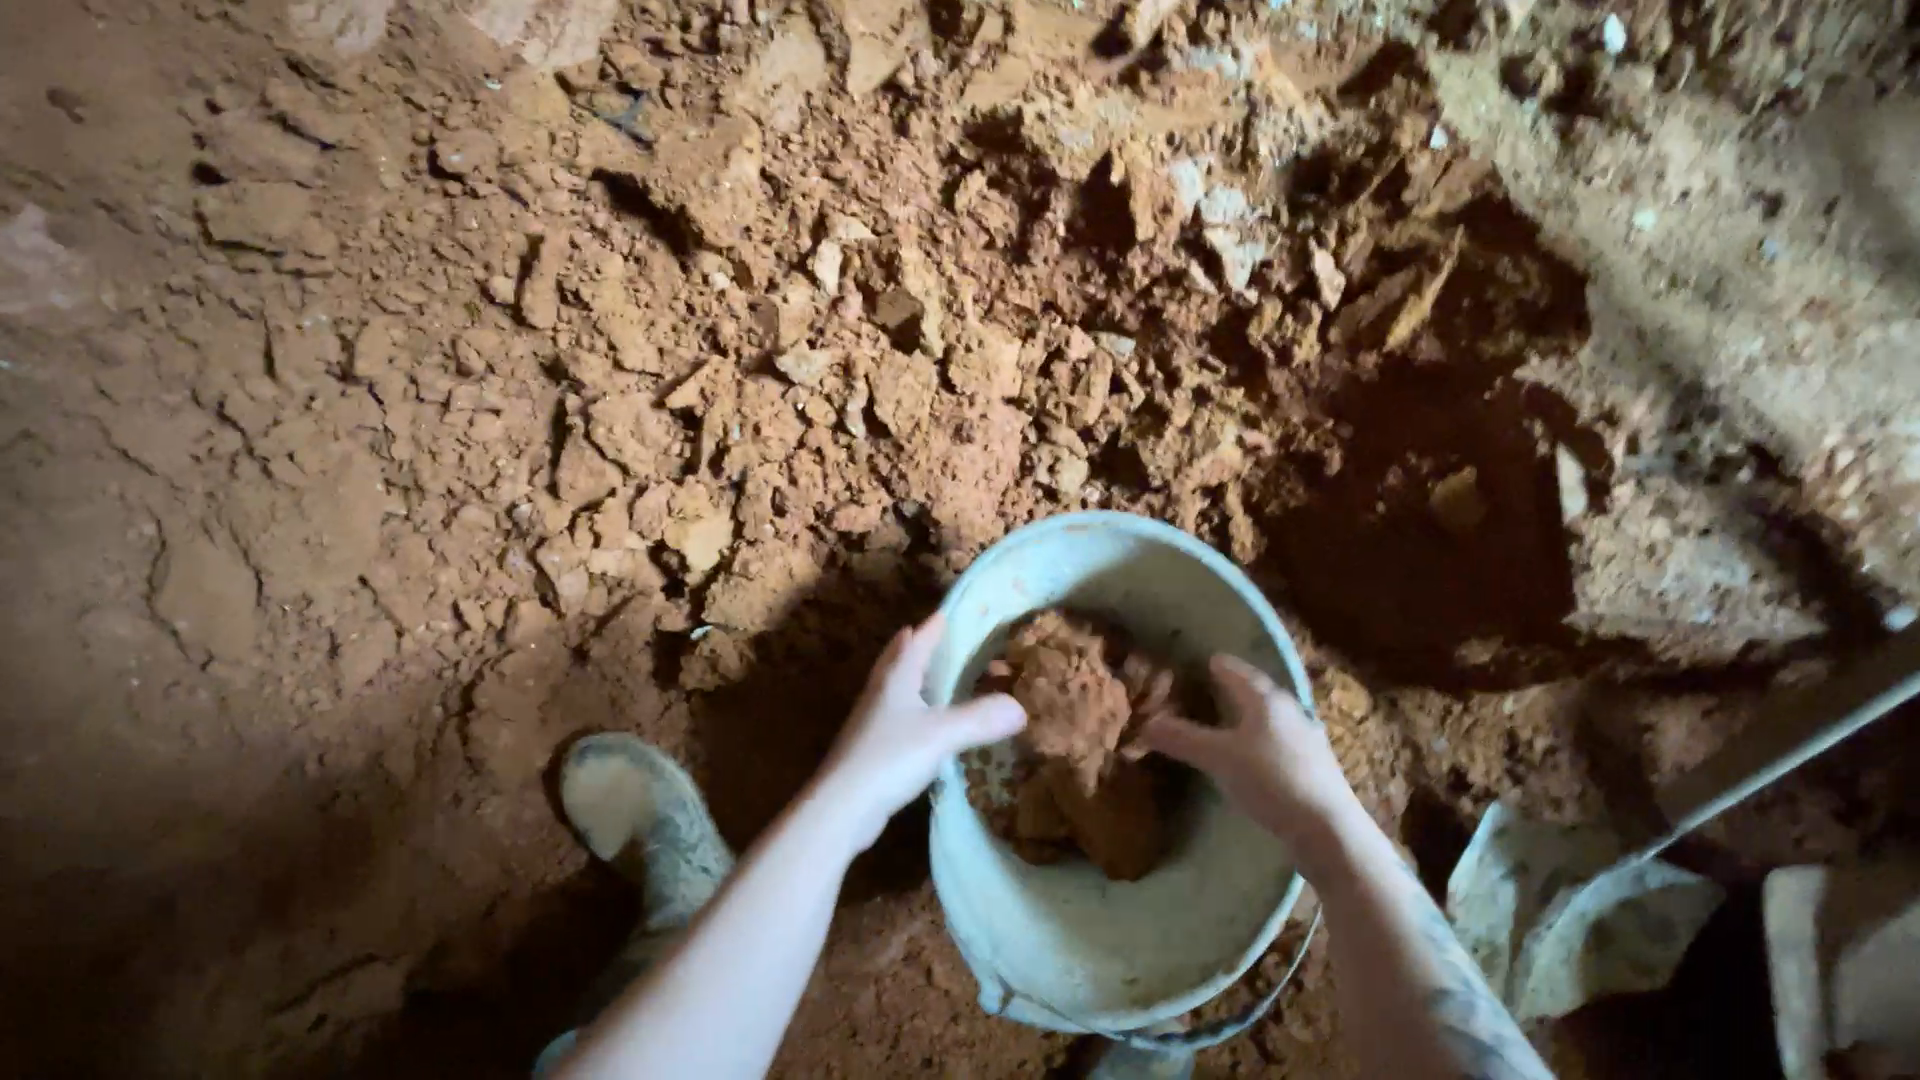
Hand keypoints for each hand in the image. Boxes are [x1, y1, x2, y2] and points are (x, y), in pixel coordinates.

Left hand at [812, 614, 1026, 851]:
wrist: (842, 806)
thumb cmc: (890, 757)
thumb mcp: (942, 734)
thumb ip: (980, 718)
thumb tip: (1021, 707)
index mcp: (896, 678)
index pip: (917, 640)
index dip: (934, 626)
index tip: (949, 612)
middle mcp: (881, 692)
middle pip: (900, 658)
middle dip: (919, 645)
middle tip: (940, 637)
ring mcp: (873, 721)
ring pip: (897, 687)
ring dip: (915, 676)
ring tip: (936, 675)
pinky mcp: (872, 748)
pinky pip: (898, 716)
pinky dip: (915, 708)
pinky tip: (926, 723)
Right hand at [1142, 654, 1366, 873]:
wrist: (1328, 829)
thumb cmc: (1270, 780)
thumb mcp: (1217, 757)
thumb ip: (1181, 737)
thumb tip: (1145, 722)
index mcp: (1266, 700)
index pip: (1237, 671)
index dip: (1217, 665)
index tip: (1202, 661)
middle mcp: (1290, 711)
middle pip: (1257, 692)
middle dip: (1233, 689)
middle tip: (1209, 689)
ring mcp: (1306, 739)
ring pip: (1270, 718)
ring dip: (1248, 716)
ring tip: (1227, 722)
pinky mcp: (1314, 766)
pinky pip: (1279, 741)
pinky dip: (1261, 740)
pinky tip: (1253, 755)